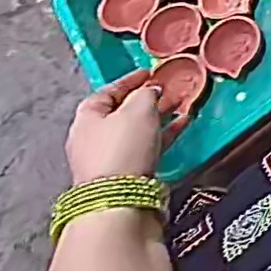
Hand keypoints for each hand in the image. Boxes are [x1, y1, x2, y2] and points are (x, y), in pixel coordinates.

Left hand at [64, 70, 187, 184]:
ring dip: (159, 116)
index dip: (130, 80)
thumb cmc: (124, 146)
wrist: (120, 198)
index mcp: (88, 117)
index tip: (150, 72)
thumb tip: (151, 91)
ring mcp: (109, 156)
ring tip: (180, 105)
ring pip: (137, 129)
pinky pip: (147, 145)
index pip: (108, 91)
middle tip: (167, 89)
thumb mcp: (139, 109)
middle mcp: (93, 136)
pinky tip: (182, 125)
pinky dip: (164, 133)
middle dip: (146, 99)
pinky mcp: (126, 172)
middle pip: (122, 111)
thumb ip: (146, 93)